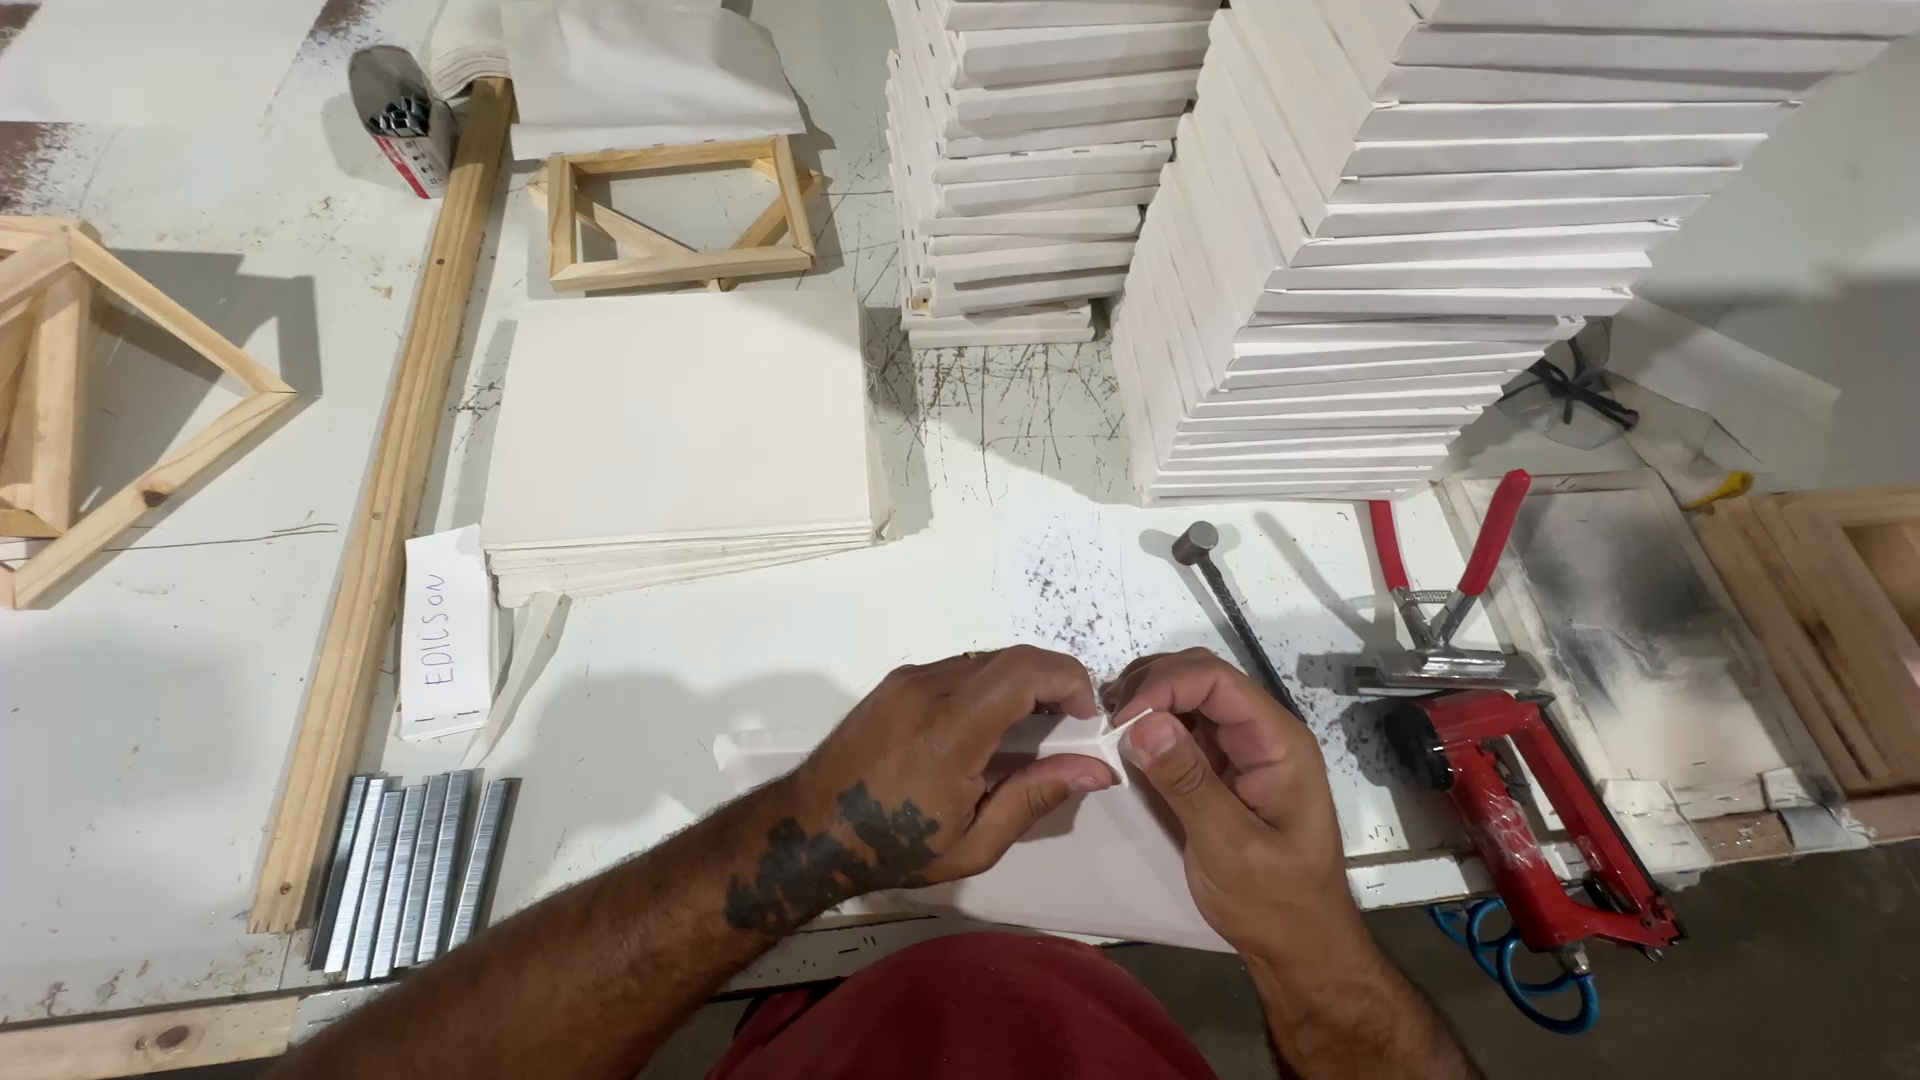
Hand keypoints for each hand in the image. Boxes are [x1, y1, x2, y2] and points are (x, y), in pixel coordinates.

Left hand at [787, 646, 1118, 892]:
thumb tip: (1096, 770)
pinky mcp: (896, 681)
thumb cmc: (895, 848)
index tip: (1086, 715)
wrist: (810, 830)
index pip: (1023, 672)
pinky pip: (958, 668)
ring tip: (1030, 730)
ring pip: (985, 660)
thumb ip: (1035, 797)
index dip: (1068, 679)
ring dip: (1020, 683)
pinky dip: (989, 685)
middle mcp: (927, 689)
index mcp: (950, 733)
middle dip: (1052, 681)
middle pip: (1010, 658)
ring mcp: (907, 679)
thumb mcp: (974, 842)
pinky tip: (988, 725)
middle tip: (1068, 725)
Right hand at [1106, 648, 1359, 956]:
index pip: (1216, 680)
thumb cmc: (1275, 902)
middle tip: (1107, 718)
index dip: (1164, 686)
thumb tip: (1144, 724)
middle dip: (1150, 684)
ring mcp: (1237, 745)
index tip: (1121, 720)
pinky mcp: (1216, 763)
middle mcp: (1259, 731)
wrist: (1296, 944)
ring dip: (1145, 697)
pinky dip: (1147, 721)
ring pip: (1186, 691)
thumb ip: (1189, 783)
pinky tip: (1123, 739)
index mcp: (1277, 741)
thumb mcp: (1231, 848)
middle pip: (1200, 675)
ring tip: (1110, 724)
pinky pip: (1179, 723)